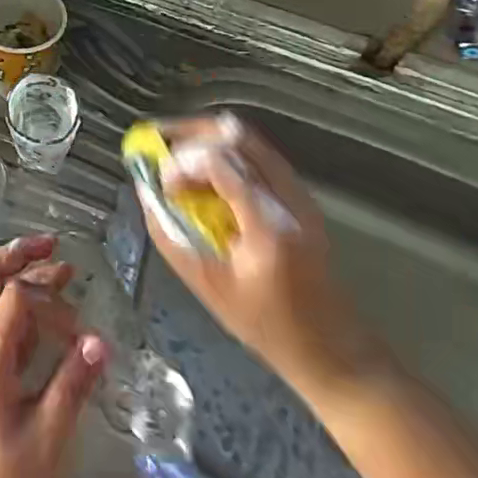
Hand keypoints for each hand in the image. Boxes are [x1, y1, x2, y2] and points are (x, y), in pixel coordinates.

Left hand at [0, 235, 110, 477]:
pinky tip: (53, 307)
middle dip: (20, 254)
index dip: (51, 300)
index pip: (16, 297)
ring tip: (61, 268)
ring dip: (25, 274)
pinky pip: (3, 318)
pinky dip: (27, 301)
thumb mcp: (48, 433)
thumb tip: (100, 341)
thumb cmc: (6, 476)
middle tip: (53, 244)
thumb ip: (74, 383)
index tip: (78, 327)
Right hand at [141, 114, 371, 390]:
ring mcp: (299, 191)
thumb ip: (173, 237)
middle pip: (238, 136)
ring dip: (209, 140)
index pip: (222, 164)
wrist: (330, 344)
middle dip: (193, 133)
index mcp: (268, 224)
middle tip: (159, 141)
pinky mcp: (300, 195)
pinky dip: (227, 153)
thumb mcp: (211, 288)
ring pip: (250, 140)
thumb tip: (146, 194)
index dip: (183, 161)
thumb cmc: (268, 326)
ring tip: (176, 152)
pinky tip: (204, 171)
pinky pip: (259, 155)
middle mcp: (289, 196)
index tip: (160, 178)